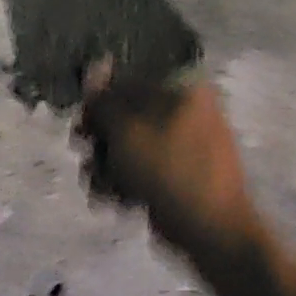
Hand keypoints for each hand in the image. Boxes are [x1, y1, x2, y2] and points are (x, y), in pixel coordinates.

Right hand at [75, 60, 264, 268]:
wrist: (212, 229)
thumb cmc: (169, 171)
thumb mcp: (126, 130)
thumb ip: (104, 100)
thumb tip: (93, 65)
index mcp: (183, 93)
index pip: (125, 82)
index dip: (97, 103)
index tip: (83, 126)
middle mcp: (186, 112)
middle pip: (121, 115)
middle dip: (98, 140)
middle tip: (88, 154)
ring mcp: (183, 144)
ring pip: (124, 145)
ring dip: (104, 166)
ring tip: (104, 186)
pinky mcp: (176, 172)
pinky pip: (137, 167)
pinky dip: (121, 183)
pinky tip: (116, 200)